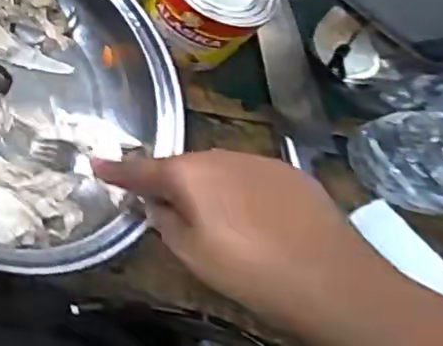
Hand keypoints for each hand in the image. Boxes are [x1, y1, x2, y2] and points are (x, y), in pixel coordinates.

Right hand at [92, 150, 442, 345]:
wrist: (345, 287)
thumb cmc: (258, 275)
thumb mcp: (197, 259)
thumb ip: (165, 224)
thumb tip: (156, 204)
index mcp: (187, 174)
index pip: (141, 170)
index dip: (116, 170)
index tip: (96, 163)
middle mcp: (216, 154)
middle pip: (183, 168)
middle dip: (176, 186)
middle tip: (178, 216)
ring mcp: (256, 159)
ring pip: (220, 171)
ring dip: (214, 189)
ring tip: (230, 226)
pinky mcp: (291, 172)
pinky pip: (253, 177)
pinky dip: (248, 194)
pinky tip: (266, 224)